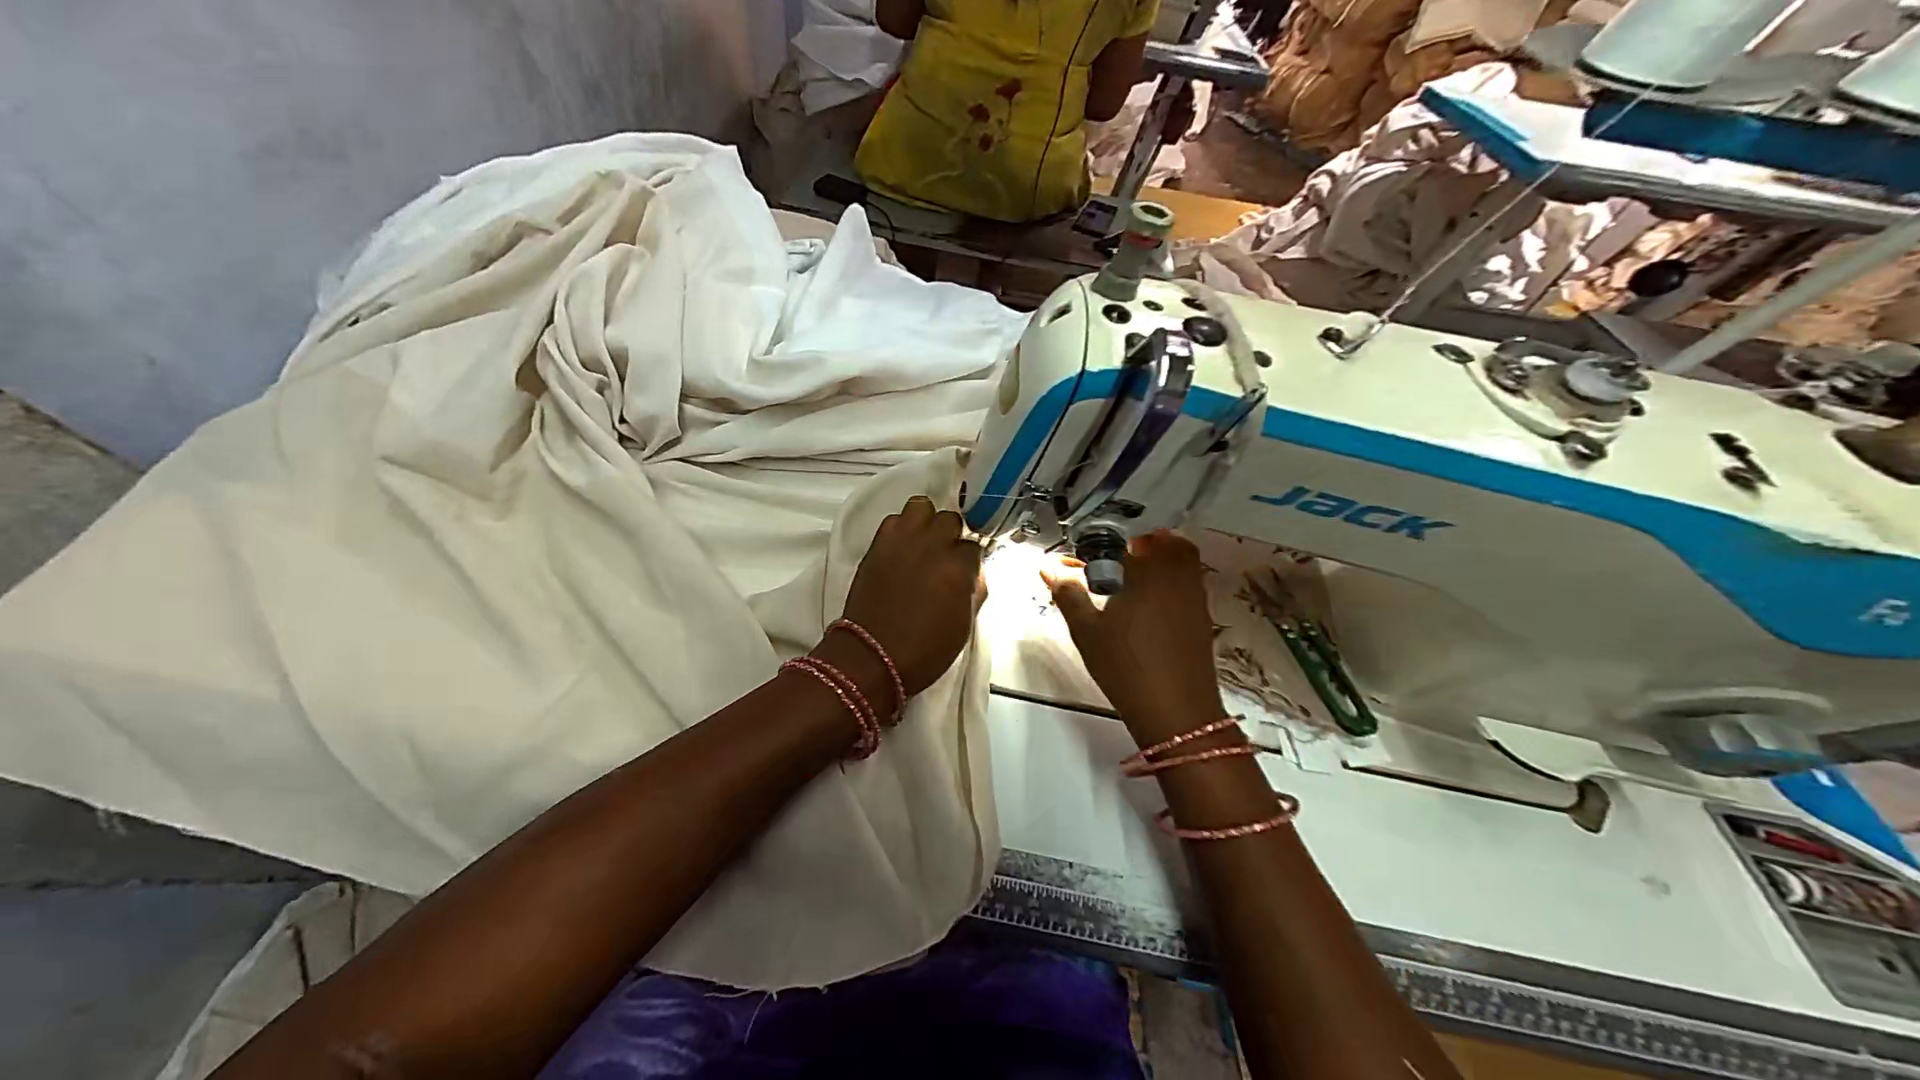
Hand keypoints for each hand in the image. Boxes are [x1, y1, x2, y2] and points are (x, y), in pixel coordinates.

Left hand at [828, 496, 984, 706]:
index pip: (975, 546)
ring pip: (920, 507)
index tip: (966, 571)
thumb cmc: (925, 650)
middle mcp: (931, 545)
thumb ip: (975, 590)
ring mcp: (901, 541)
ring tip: (923, 543)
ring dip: (925, 522)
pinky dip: (901, 529)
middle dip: (950, 535)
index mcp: (958, 567)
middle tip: (945, 555)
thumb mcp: (964, 625)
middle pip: (949, 519)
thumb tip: (974, 573)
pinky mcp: (876, 545)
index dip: (971, 560)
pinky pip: (893, 521)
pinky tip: (902, 549)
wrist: (873, 657)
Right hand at [1042, 530, 1222, 742]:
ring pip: (1184, 562)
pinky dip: (1173, 582)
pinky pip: (1190, 584)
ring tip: (1134, 581)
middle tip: (1119, 559)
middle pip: (1167, 543)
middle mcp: (1176, 578)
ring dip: (1162, 560)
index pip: (1125, 544)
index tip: (1088, 558)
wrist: (1176, 711)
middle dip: (1144, 542)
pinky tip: (1151, 607)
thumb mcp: (1087, 632)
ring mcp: (1194, 598)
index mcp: (1146, 573)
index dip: (1104, 546)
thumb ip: (1068, 594)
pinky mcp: (1203, 618)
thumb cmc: (1126, 667)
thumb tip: (1048, 567)